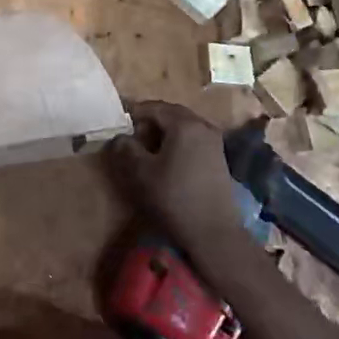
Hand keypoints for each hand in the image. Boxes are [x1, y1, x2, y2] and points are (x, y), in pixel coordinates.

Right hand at [106, 101, 243, 254]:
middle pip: (170, 113)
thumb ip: (127, 149)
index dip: (134, 114)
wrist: (213, 231)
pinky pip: (193, 138)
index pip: (153, 107)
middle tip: (132, 139)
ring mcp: (214, 141)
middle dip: (149, 122)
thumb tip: (120, 138)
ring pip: (183, 126)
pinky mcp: (219, 156)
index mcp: (184, 124)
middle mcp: (203, 125)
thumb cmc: (175, 197)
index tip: (119, 127)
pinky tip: (168, 160)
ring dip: (164, 132)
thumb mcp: (142, 173)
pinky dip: (178, 141)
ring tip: (148, 151)